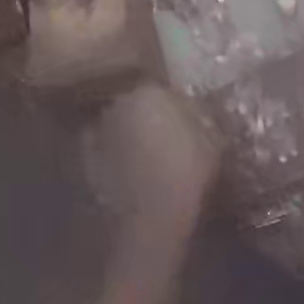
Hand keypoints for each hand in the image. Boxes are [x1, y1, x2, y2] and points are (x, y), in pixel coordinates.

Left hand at [85, 84, 222, 232]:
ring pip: (123, 126)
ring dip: (135, 137)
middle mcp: (120, 102)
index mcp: (152, 92)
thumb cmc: (189, 172)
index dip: (185, 112)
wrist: (152, 211)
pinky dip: (118, 155)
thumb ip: (206, 122)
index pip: (170, 94)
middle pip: (141, 106)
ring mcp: (100, 127)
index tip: (197, 129)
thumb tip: (201, 114)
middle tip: (174, 143)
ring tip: (153, 161)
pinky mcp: (88, 155)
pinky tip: (134, 172)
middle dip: (155, 120)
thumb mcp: (214, 144)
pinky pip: (108, 149)